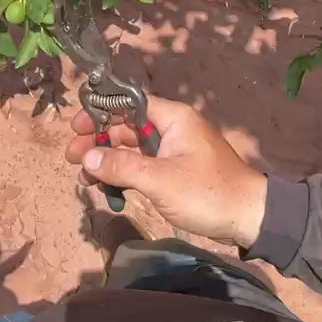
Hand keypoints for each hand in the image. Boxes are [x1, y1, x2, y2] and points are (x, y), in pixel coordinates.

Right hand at [65, 96, 267, 248]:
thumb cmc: (207, 192)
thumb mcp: (160, 180)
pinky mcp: (175, 170)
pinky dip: (124, 173)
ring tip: (83, 177)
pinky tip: (106, 186)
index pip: (128, 103)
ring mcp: (174, 150)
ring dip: (107, 159)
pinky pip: (142, 165)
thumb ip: (122, 167)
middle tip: (71, 158)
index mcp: (172, 118)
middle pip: (126, 126)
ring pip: (132, 147)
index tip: (76, 127)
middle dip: (98, 140)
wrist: (250, 217)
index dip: (100, 111)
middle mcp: (172, 128)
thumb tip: (87, 158)